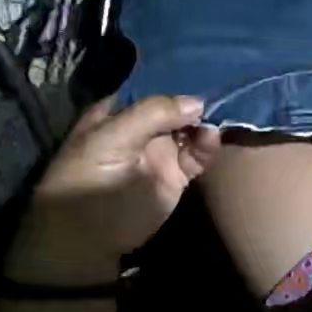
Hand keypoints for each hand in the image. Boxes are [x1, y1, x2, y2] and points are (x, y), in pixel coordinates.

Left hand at [4, 95, 220, 286]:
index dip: (177, 78)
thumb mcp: (110, 143)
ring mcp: (161, 151)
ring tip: (220, 119)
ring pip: (193, 128)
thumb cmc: (87, 186)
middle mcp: (142, 128)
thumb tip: (198, 101)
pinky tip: (213, 140)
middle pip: (178, 105)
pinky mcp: (178, 174)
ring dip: (207, 123)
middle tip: (225, 92)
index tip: (206, 68)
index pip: (152, 85)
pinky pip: (199, 154)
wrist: (86, 243)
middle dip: (199, 100)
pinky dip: (209, 147)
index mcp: (117, 113)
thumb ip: (151, 116)